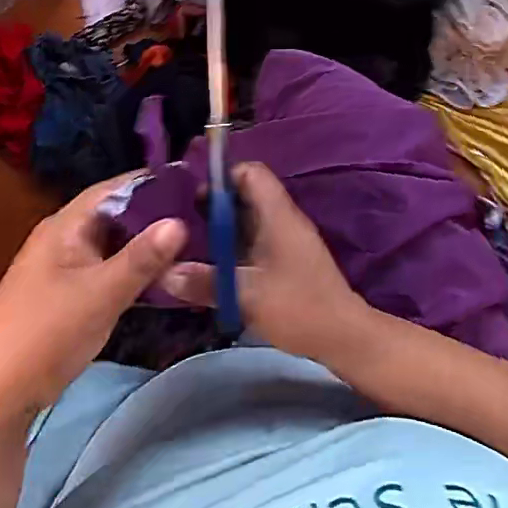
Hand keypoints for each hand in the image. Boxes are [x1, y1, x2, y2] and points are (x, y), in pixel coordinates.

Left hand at [0, 172, 185, 421]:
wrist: (2, 391)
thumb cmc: (48, 333)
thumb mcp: (102, 292)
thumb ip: (143, 257)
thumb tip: (180, 221)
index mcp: (65, 227)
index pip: (114, 189)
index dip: (152, 182)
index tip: (194, 182)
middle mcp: (66, 238)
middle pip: (118, 215)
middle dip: (158, 214)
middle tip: (204, 214)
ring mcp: (70, 266)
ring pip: (119, 243)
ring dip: (151, 244)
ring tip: (198, 241)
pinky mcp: (76, 292)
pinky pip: (114, 268)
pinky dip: (140, 269)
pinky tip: (172, 276)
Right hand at [161, 163, 370, 354]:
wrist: (342, 334)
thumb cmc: (298, 307)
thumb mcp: (245, 295)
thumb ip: (204, 282)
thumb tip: (165, 273)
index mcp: (278, 216)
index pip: (252, 173)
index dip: (223, 177)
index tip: (195, 198)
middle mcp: (285, 221)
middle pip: (249, 195)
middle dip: (217, 205)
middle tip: (185, 225)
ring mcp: (290, 240)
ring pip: (252, 219)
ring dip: (226, 228)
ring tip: (194, 245)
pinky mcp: (290, 260)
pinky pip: (259, 240)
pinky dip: (237, 246)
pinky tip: (218, 267)